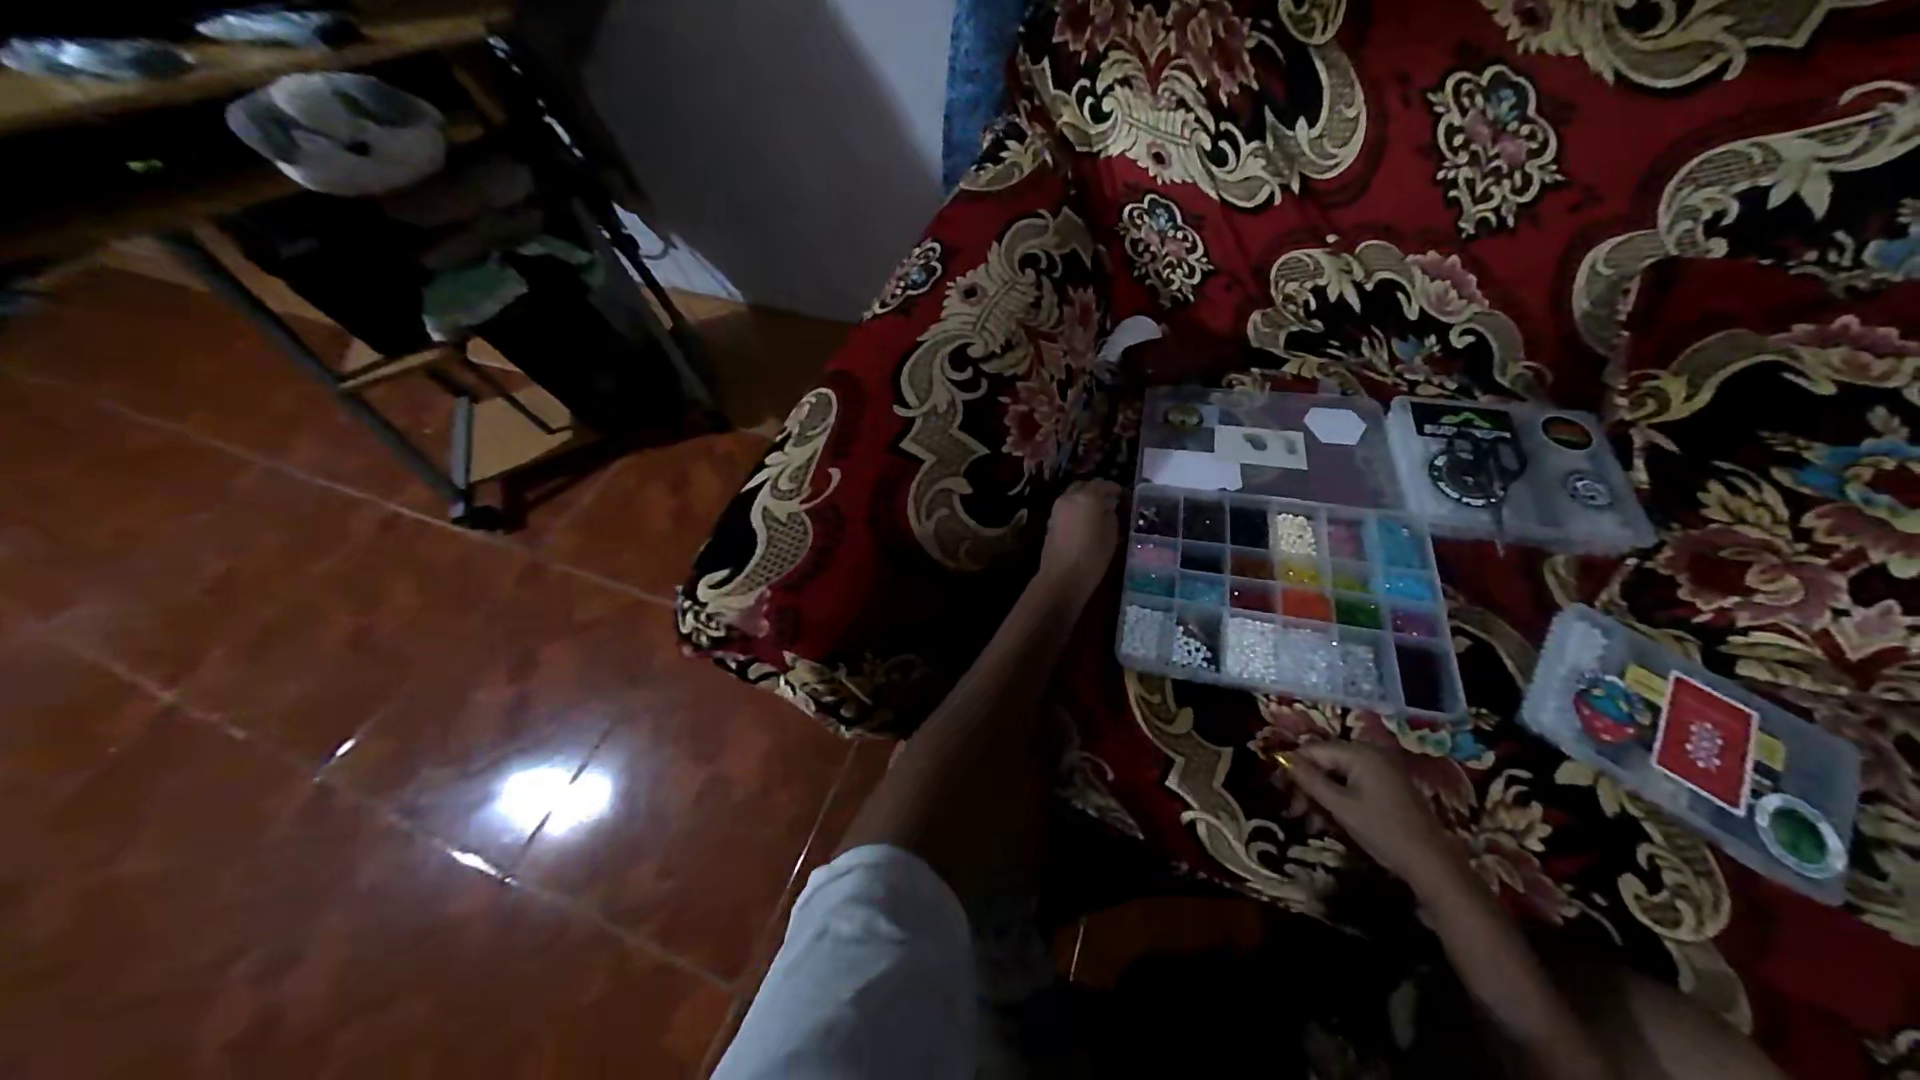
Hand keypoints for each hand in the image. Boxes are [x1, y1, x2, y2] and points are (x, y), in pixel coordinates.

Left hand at [1037, 479, 1121, 604]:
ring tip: (1097, 510)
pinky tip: (1085, 519)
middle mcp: (1069, 497)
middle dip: (1096, 490)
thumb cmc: (1093, 556)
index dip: (1113, 488)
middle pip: (1084, 486)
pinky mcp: (1050, 521)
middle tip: (1108, 499)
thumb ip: (1110, 515)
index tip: (1122, 494)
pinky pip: (1066, 507)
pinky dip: (1076, 508)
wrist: (1062, 576)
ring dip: (1084, 498)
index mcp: (1087, 497)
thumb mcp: (1111, 534)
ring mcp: (1057, 508)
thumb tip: (1107, 507)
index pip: (1102, 484)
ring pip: (1073, 495)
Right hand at [1286, 741, 1466, 895]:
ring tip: (1309, 821)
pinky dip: (1337, 798)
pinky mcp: (1387, 785)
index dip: (1292, 768)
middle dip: (1306, 785)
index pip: (1313, 750)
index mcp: (1359, 753)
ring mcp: (1381, 769)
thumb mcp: (1340, 806)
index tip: (1279, 792)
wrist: (1431, 863)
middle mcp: (1370, 753)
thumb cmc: (1383, 831)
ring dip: (1319, 795)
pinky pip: (1352, 783)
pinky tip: (1328, 820)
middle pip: (1324, 761)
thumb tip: (1282, 758)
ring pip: (1336, 774)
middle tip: (1293, 811)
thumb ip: (1310, 780)